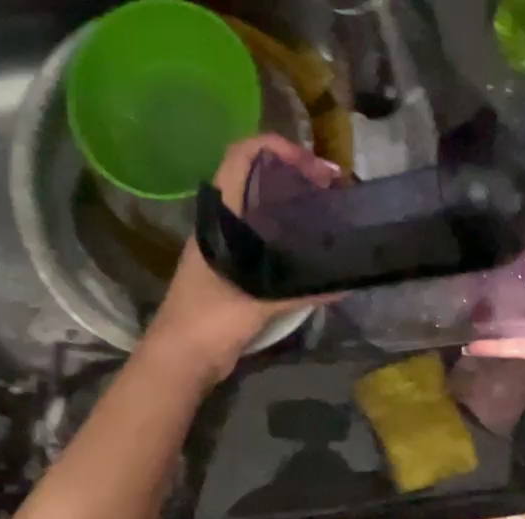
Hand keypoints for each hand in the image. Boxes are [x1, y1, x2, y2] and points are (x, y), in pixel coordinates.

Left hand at [143, 135, 342, 382]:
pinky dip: (289, 240)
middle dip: (296, 178)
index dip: (279, 149)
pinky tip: (313, 254)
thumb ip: (300, 292)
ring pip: (262, 212)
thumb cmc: (209, 322)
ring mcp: (227, 250)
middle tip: (333, 193)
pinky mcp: (234, 275)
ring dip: (293, 209)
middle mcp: (222, 227)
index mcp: (218, 220)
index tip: (314, 168)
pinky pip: (265, 244)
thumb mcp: (257, 303)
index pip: (243, 157)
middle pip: (258, 181)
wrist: (180, 361)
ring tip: (329, 217)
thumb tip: (344, 285)